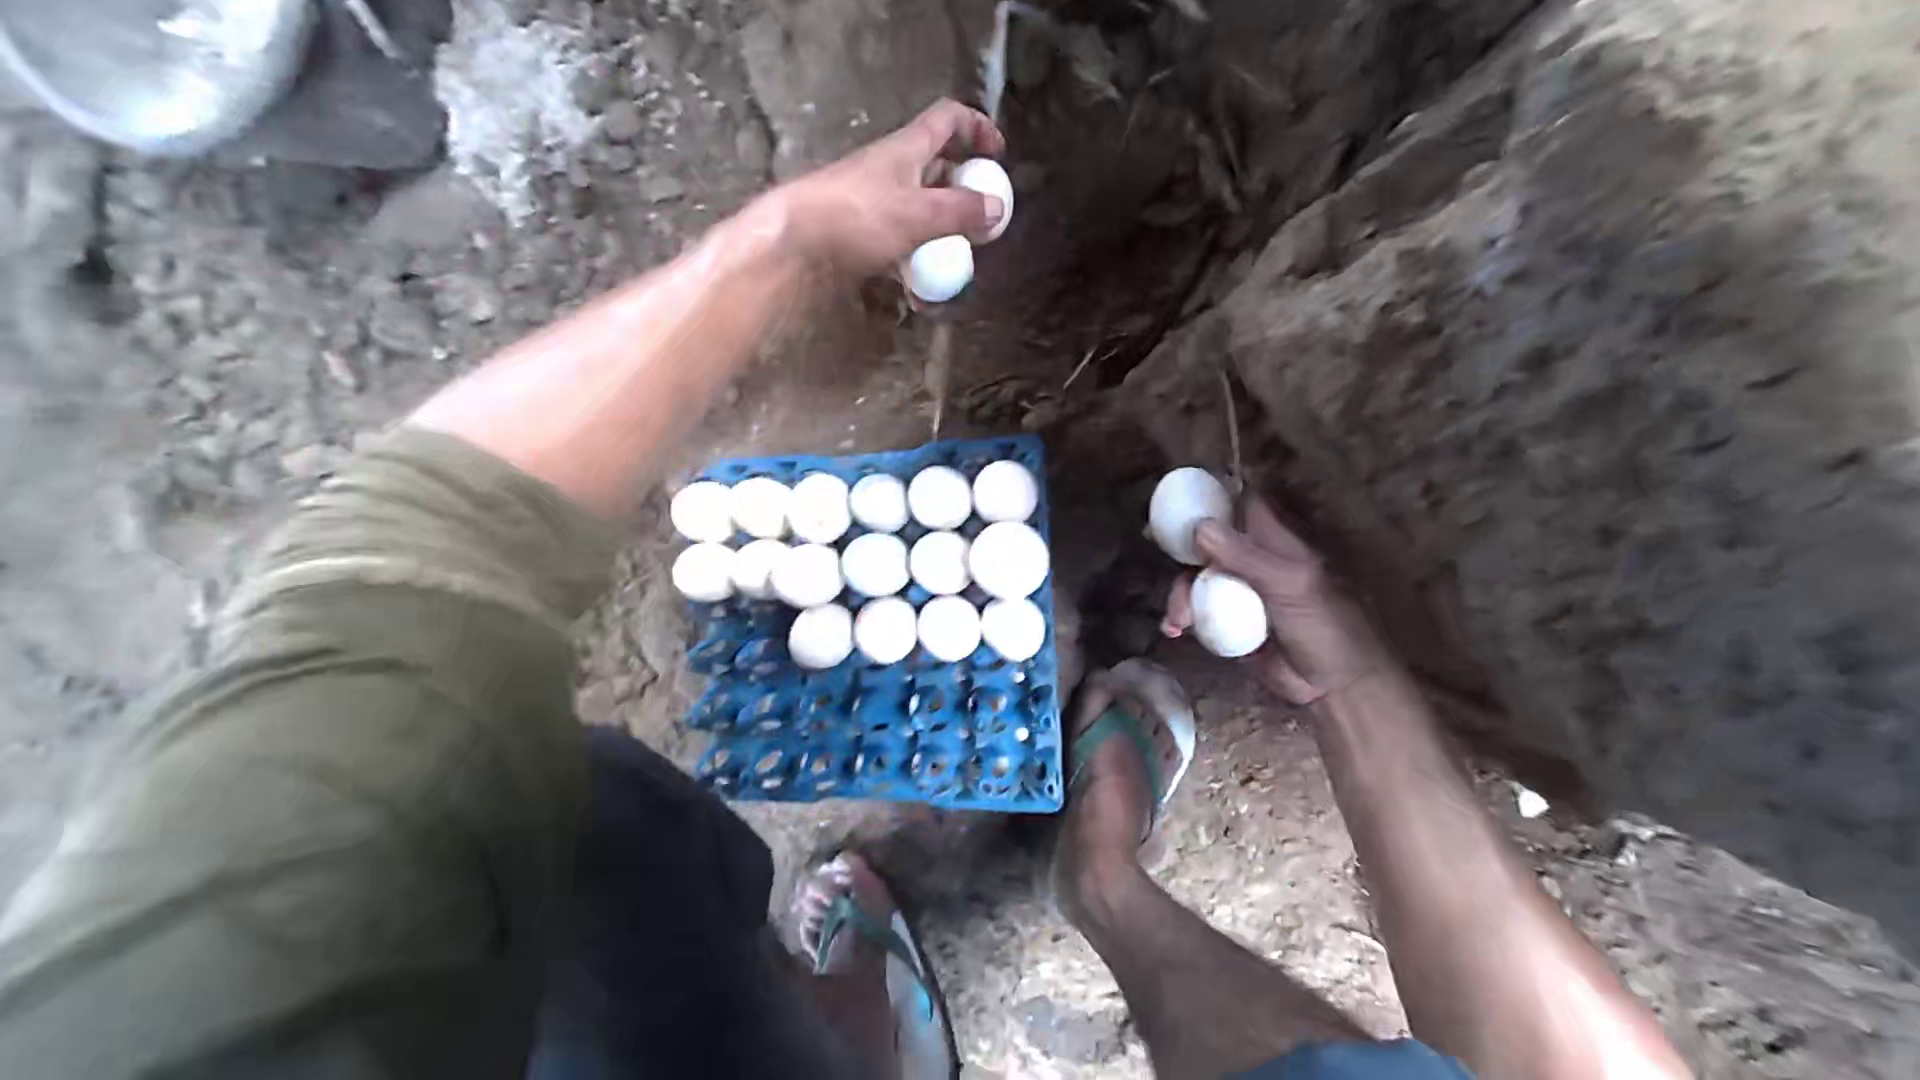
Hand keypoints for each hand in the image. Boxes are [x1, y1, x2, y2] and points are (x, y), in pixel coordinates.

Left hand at [763, 99, 1006, 275]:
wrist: (794, 245)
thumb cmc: (856, 217)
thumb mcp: (918, 213)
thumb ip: (961, 211)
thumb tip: (998, 209)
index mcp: (906, 150)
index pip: (948, 120)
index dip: (977, 130)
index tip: (997, 157)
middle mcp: (891, 172)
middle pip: (937, 172)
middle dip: (963, 197)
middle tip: (980, 224)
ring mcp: (875, 206)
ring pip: (919, 216)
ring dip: (939, 241)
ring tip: (952, 269)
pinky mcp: (861, 238)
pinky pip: (898, 248)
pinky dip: (913, 268)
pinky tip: (918, 296)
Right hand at [1162, 497, 1391, 703]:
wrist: (1334, 688)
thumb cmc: (1326, 627)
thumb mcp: (1290, 585)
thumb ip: (1245, 557)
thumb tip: (1199, 528)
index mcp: (1275, 541)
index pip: (1240, 503)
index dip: (1211, 495)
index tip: (1177, 497)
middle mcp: (1253, 561)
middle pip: (1207, 540)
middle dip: (1180, 545)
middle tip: (1151, 539)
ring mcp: (1238, 593)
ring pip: (1195, 578)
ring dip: (1179, 594)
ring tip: (1180, 618)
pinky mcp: (1226, 622)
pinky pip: (1194, 611)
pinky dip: (1179, 617)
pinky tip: (1175, 629)